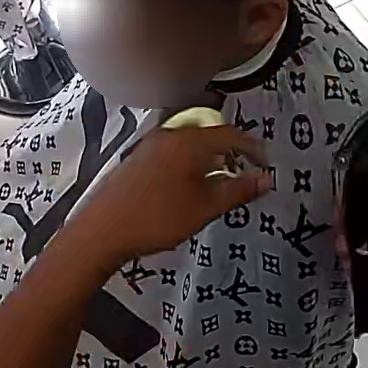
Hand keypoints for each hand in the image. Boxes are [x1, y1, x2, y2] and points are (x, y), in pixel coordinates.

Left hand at [60, 123, 270, 272]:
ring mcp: (149, 147)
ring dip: (210, 159)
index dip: (252, 148)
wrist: (101, 232)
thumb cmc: (155, 218)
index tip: (265, 162)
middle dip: (231, 153)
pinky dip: (190, 163)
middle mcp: (168, 136)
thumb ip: (238, 190)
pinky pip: (173, 153)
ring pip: (190, 144)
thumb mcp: (206, 207)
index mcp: (189, 142)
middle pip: (210, 136)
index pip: (231, 135)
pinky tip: (189, 187)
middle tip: (244, 171)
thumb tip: (266, 180)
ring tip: (219, 182)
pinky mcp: (137, 160)